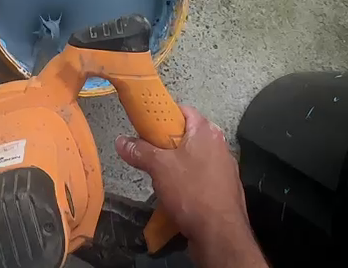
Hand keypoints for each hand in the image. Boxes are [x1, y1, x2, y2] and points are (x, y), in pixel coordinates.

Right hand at [116, 106, 268, 267]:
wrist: (221, 237)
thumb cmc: (192, 192)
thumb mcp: (159, 168)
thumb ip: (140, 151)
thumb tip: (121, 141)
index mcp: (206, 130)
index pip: (182, 110)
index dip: (164, 116)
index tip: (148, 128)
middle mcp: (220, 145)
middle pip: (188, 135)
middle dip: (169, 144)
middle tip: (152, 154)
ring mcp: (226, 169)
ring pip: (195, 158)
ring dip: (179, 165)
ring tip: (162, 178)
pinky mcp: (226, 190)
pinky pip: (203, 178)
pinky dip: (190, 183)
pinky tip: (179, 196)